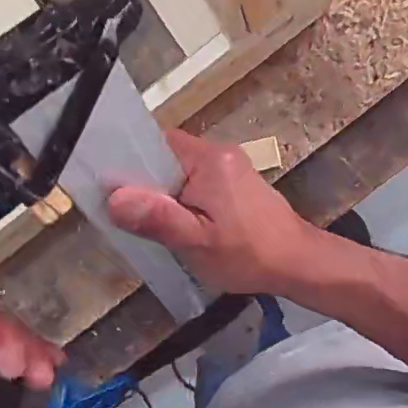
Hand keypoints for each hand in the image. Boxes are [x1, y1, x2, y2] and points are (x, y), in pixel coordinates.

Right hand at [106, 130, 321, 295]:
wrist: (298, 263)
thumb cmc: (248, 254)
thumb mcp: (197, 242)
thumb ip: (158, 218)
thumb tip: (114, 197)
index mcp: (209, 159)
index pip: (154, 143)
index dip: (128, 163)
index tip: (109, 189)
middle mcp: (220, 154)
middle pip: (166, 159)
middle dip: (146, 184)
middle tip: (128, 216)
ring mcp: (230, 168)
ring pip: (180, 174)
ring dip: (164, 196)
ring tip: (150, 225)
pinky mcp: (236, 185)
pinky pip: (196, 184)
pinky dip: (182, 202)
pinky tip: (178, 226)